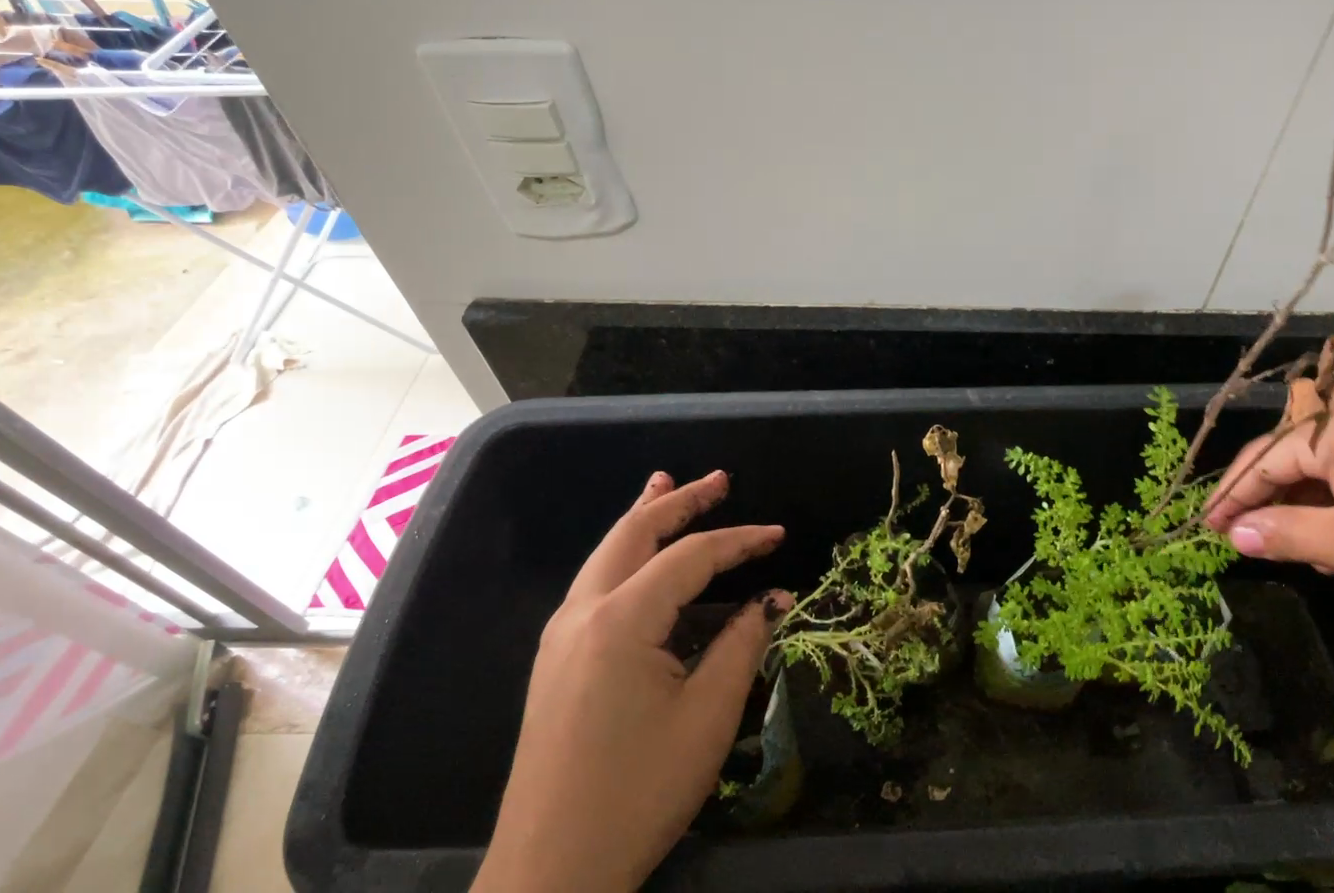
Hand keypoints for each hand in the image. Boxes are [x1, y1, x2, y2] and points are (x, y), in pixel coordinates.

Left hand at [474, 470, 792, 892]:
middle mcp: (581, 613)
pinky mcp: (555, 661)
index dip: (739, 541)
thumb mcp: (709, 716)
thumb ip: (743, 644)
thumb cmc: (640, 790)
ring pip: (604, 555)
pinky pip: (595, 586)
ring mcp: (560, 637)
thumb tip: (771, 599)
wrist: (553, 868)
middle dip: (677, 501)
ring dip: (641, 520)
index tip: (780, 535)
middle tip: (718, 479)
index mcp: (620, 620)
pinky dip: (624, 556)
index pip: (689, 557)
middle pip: (632, 535)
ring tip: (666, 486)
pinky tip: (640, 561)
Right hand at [1204, 404, 1333, 637]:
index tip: (1205, 530)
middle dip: (1266, 497)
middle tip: (1242, 539)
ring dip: (1303, 508)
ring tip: (1294, 552)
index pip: (1267, 456)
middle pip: (1296, 456)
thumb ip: (1287, 533)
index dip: (1232, 495)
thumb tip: (1236, 533)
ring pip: (1330, 472)